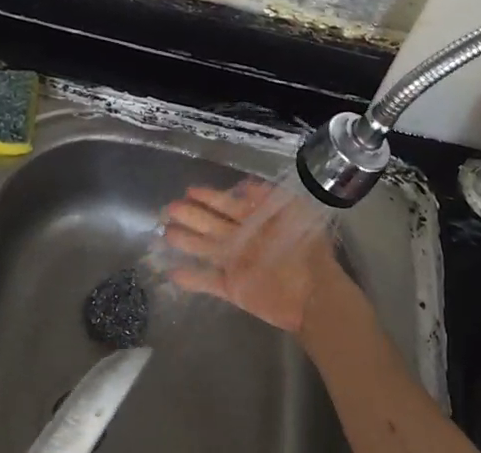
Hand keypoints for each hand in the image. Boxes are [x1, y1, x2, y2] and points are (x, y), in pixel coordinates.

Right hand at [159, 180, 344, 334]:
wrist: (315, 296)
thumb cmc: (307, 252)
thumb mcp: (295, 215)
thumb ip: (269, 200)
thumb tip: (245, 184)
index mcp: (255, 221)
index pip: (227, 204)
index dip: (209, 197)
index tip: (190, 190)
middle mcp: (242, 239)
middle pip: (211, 224)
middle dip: (191, 215)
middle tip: (168, 208)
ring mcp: (236, 264)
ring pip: (205, 249)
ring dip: (186, 241)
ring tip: (165, 234)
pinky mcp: (234, 288)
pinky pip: (208, 281)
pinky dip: (191, 278)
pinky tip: (172, 272)